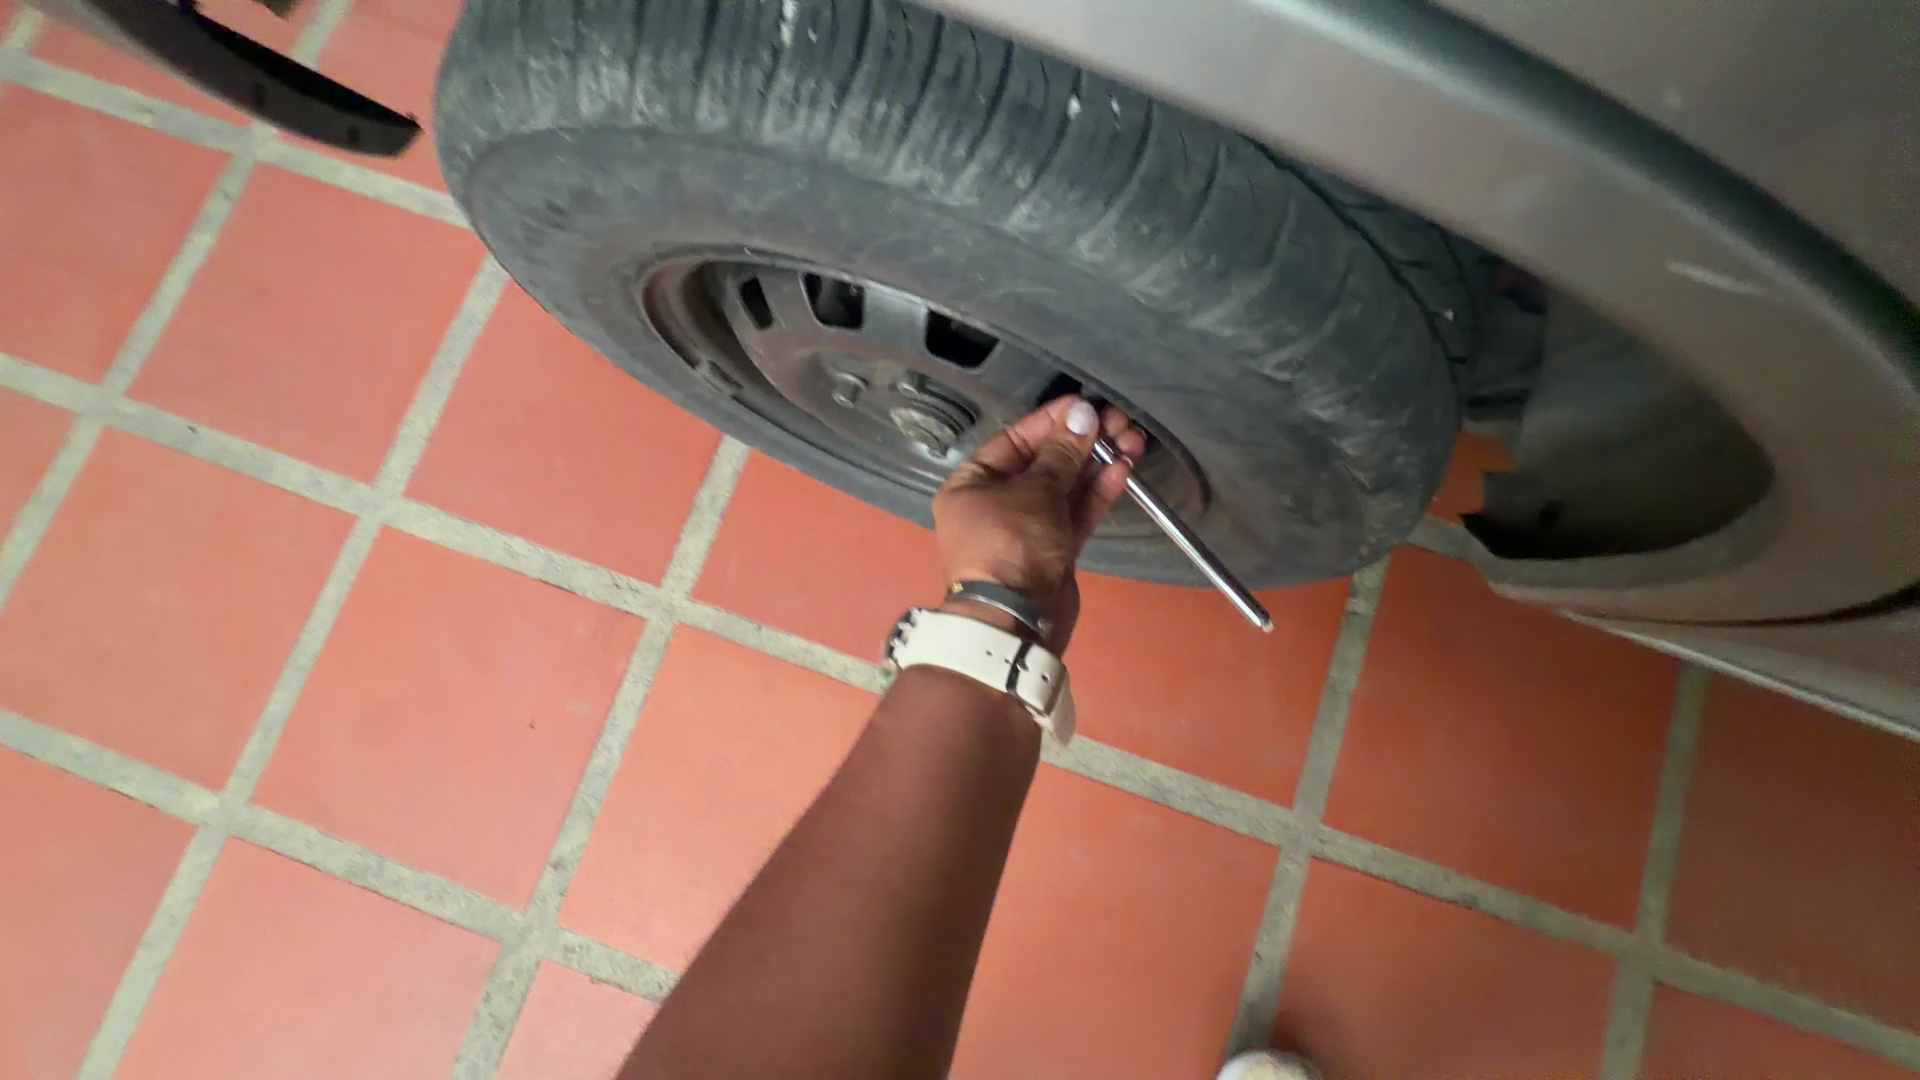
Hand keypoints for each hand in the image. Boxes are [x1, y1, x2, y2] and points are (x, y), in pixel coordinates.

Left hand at [932, 396, 1145, 651]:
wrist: (1017, 618)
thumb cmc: (1011, 543)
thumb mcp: (1035, 492)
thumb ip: (1062, 453)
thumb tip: (1082, 412)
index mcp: (972, 484)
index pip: (1013, 440)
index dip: (1051, 421)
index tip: (1084, 404)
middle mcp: (996, 503)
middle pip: (1044, 463)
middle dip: (1082, 442)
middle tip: (1118, 422)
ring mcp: (1027, 528)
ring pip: (1065, 488)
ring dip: (1097, 464)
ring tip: (1132, 441)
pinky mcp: (1054, 549)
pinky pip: (1075, 514)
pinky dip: (1097, 494)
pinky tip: (1123, 470)